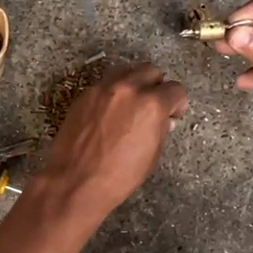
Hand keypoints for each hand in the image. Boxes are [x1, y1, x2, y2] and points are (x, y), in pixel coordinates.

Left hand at [32, 62, 186, 219]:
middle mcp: (128, 88)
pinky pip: (107, 82)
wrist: (75, 182)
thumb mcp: (151, 154)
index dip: (177, 103)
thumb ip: (160, 129)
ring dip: (135, 82)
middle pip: (151, 71)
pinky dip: (115, 91)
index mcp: (151, 104)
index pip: (175, 90)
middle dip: (157, 87)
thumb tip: (164, 119)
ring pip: (127, 70)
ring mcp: (103, 88)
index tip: (173, 113)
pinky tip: (112, 111)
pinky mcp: (85, 94)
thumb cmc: (118, 175)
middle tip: (154, 106)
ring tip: (133, 103)